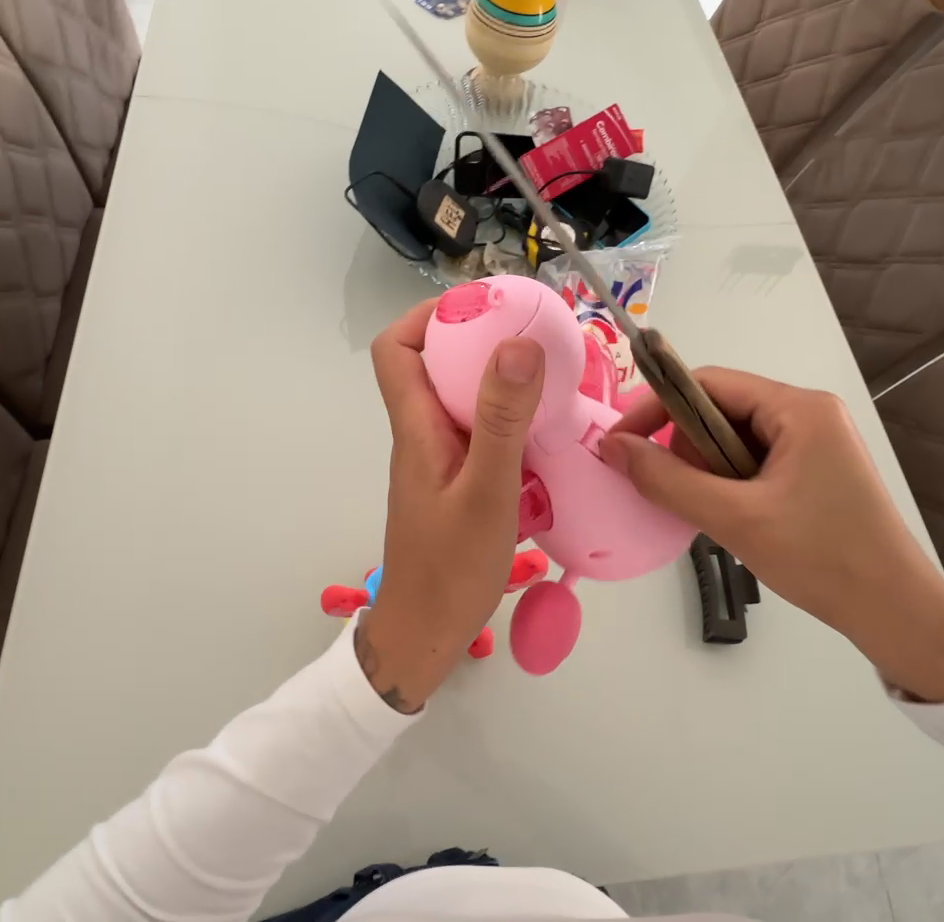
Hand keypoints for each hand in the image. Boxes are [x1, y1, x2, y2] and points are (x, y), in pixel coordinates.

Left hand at [361, 299, 545, 712]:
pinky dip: (506, 421)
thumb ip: (502, 421)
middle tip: (532, 338)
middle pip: (433, 367)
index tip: (483, 309)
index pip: (395, 350)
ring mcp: (438, 462)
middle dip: (477, 342)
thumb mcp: (487, 492)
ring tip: (549, 378)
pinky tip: (544, 434)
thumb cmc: (451, 569)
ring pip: (458, 401)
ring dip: (496, 382)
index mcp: (417, 429)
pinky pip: (477, 434)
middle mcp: (422, 436)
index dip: (428, 317)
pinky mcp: (456, 484)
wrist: (425, 634)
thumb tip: (517, 346)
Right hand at [599, 369, 943, 701]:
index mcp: (799, 408)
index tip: (620, 443)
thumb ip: (666, 479)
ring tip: (712, 511)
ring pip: (732, 437)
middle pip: (719, 409)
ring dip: (707, 469)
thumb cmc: (822, 559)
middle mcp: (809, 412)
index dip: (657, 408)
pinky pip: (753, 459)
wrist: (898, 613)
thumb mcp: (735, 519)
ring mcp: (816, 441)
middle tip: (675, 491)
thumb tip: (610, 446)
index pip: (708, 383)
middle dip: (685, 446)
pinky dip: (729, 482)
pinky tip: (730, 514)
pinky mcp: (816, 469)